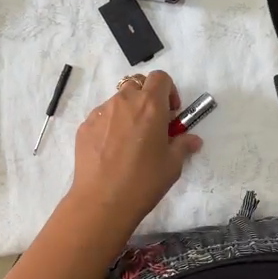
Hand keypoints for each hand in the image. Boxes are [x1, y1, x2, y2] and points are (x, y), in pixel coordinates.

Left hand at [67, 70, 201, 233]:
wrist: (102, 201)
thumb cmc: (144, 181)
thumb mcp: (172, 165)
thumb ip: (183, 145)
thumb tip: (192, 139)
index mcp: (150, 105)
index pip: (160, 77)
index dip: (168, 91)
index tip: (170, 113)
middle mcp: (124, 101)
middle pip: (137, 85)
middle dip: (147, 99)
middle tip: (151, 125)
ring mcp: (101, 112)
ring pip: (118, 101)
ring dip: (128, 112)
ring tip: (130, 141)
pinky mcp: (85, 125)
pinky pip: (101, 117)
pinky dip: (109, 125)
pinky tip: (111, 151)